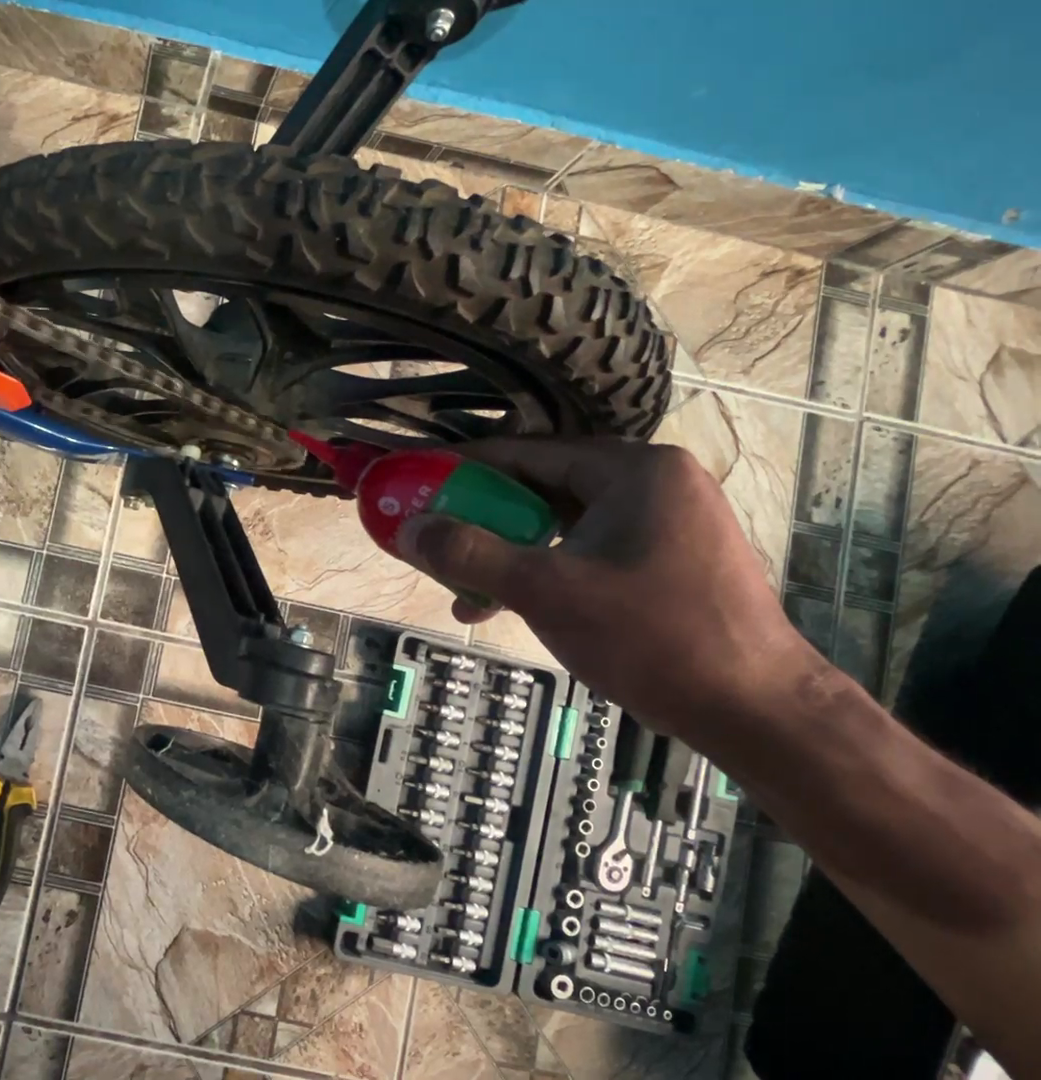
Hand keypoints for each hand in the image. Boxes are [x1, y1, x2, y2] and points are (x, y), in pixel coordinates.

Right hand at [395, 438, 821, 736]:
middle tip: (432, 540)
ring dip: (507, 553)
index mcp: (634, 471)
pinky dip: (544, 572)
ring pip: (561, 524)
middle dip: (480, 518)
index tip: (415, 480)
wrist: (756, 710)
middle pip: (542, 487)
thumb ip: (471, 554)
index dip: (462, 466)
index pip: (527, 452)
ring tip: (463, 590)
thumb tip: (408, 529)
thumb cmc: (653, 638)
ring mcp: (665, 523)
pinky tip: (508, 608)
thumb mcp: (547, 591)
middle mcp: (654, 483)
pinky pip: (586, 550)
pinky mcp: (668, 560)